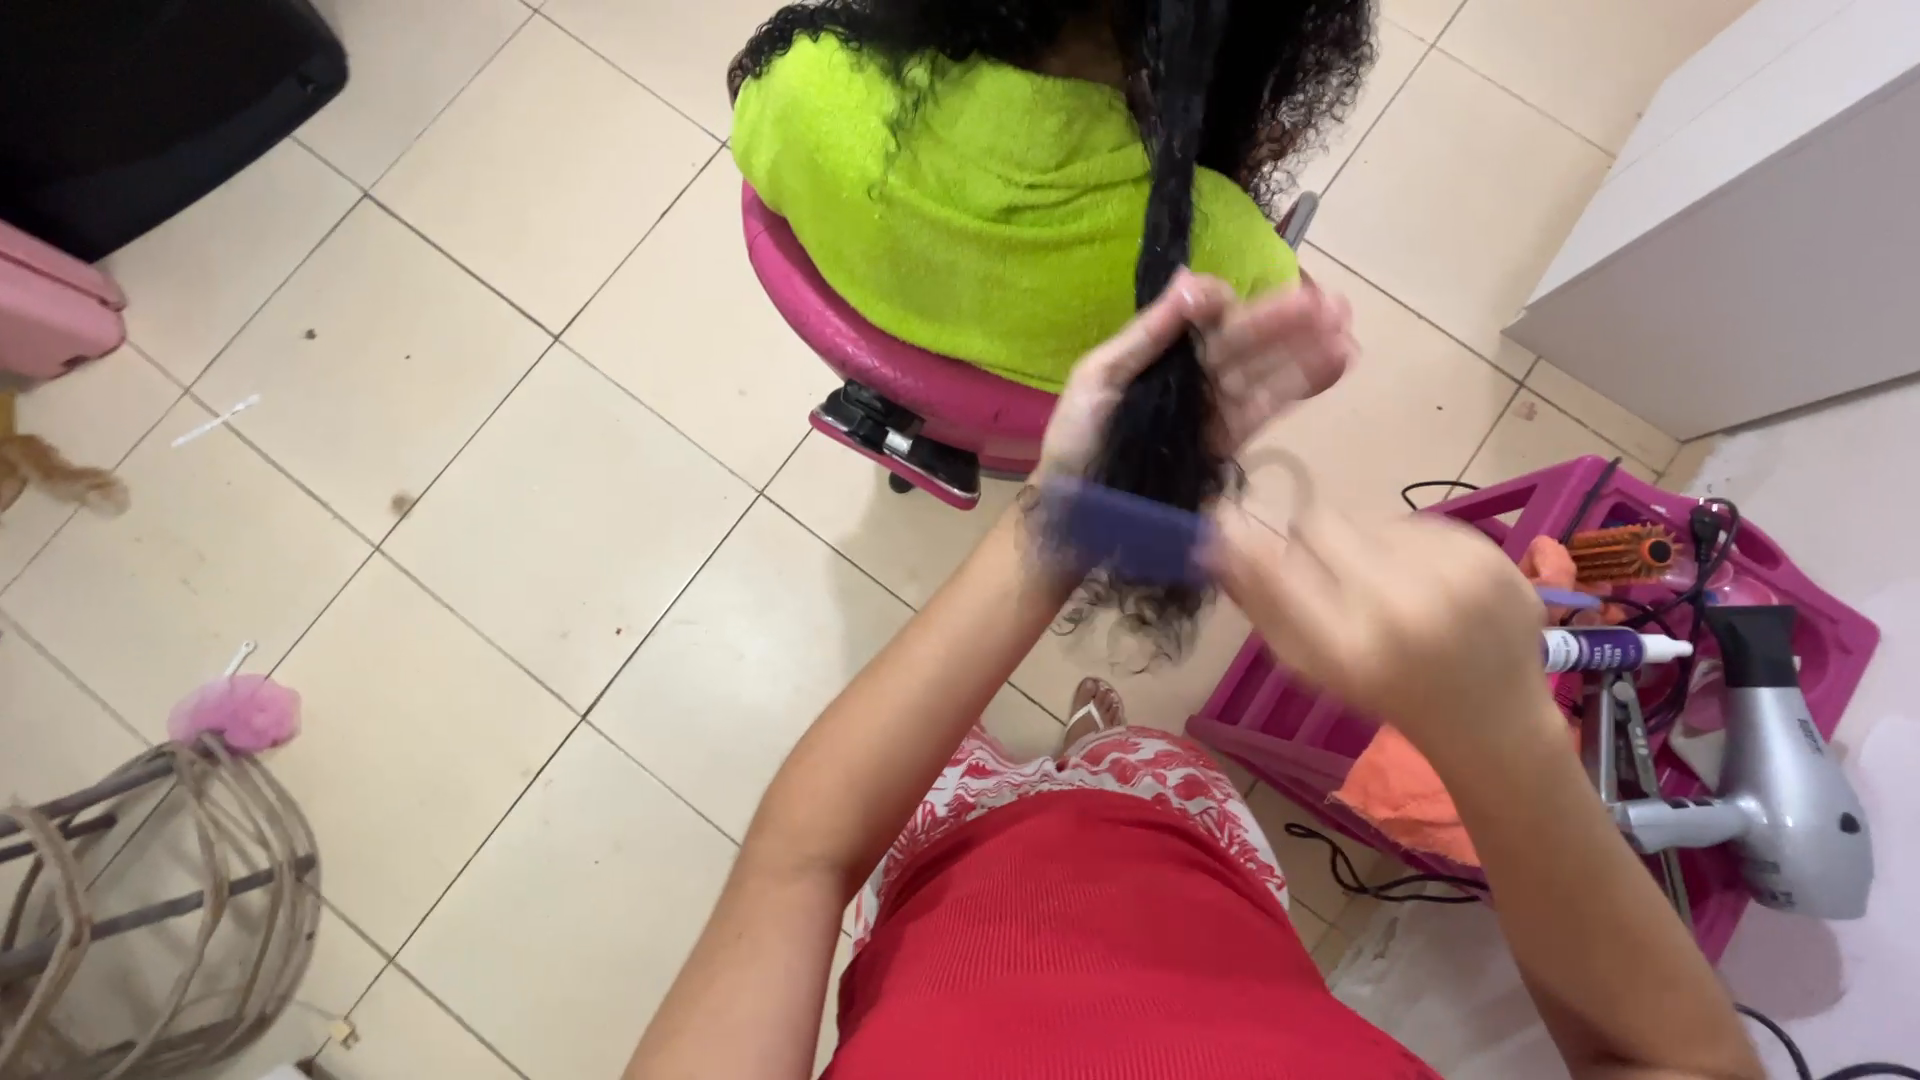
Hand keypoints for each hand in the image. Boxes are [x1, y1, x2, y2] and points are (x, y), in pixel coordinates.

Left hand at [1037, 270, 1353, 477]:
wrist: (1076, 507)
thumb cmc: (1077, 438)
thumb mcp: (1099, 377)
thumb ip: (1146, 333)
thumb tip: (1192, 278)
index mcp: (1159, 351)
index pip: (1209, 319)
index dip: (1243, 304)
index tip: (1263, 294)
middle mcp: (1190, 375)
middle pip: (1245, 342)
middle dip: (1289, 322)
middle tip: (1337, 304)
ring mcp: (1209, 408)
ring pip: (1263, 371)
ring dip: (1305, 350)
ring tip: (1348, 330)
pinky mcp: (1223, 441)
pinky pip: (1264, 408)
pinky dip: (1298, 388)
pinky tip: (1333, 365)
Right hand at [1207, 502, 1553, 753]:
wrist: (1490, 716)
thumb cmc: (1381, 691)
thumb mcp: (1308, 663)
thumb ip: (1261, 603)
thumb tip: (1213, 542)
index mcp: (1348, 647)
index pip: (1276, 565)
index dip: (1243, 536)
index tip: (1222, 516)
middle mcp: (1400, 605)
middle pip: (1318, 524)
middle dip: (1310, 540)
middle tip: (1325, 568)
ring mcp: (1452, 575)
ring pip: (1365, 518)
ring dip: (1360, 544)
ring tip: (1386, 586)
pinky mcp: (1486, 554)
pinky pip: (1413, 522)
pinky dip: (1405, 546)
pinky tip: (1423, 583)